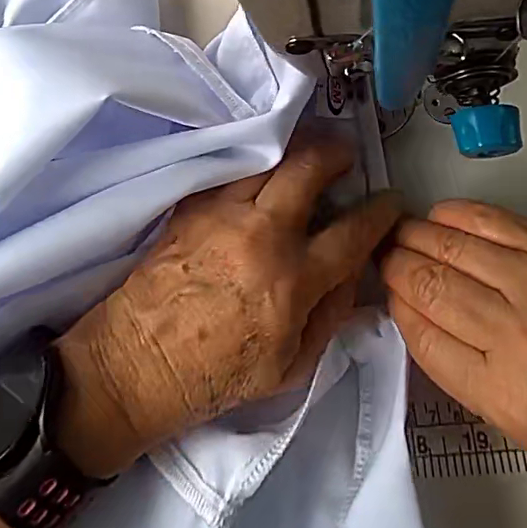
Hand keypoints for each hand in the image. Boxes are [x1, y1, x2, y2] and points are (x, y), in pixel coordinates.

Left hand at [55, 133, 400, 476]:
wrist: (139, 361)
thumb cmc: (217, 375)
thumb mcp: (293, 366)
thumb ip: (331, 313)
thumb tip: (352, 269)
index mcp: (293, 280)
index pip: (352, 231)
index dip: (379, 211)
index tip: (387, 201)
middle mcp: (260, 235)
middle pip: (307, 167)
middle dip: (335, 153)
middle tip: (343, 156)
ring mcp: (220, 215)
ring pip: (265, 160)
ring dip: (291, 152)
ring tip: (302, 158)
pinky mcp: (188, 208)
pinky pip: (228, 174)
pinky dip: (251, 169)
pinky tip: (257, 178)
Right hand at [382, 200, 526, 477]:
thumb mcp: (518, 424)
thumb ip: (453, 367)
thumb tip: (404, 303)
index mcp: (513, 394)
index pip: (419, 331)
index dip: (393, 303)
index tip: (386, 292)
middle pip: (424, 281)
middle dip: (392, 264)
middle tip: (382, 258)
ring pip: (442, 242)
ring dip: (411, 235)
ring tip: (401, 238)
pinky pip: (479, 216)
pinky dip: (446, 215)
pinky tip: (437, 223)